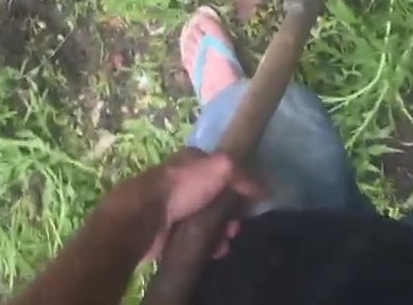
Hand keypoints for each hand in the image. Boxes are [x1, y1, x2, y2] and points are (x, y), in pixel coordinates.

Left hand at [103, 149, 264, 260]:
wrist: (146, 214)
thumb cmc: (184, 184)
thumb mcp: (220, 168)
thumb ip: (243, 174)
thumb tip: (266, 189)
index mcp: (194, 160)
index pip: (223, 170)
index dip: (238, 185)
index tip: (249, 203)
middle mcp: (185, 181)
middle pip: (217, 198)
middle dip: (231, 213)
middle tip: (236, 227)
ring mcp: (177, 206)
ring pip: (207, 220)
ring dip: (221, 231)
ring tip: (226, 241)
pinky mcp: (171, 231)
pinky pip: (195, 238)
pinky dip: (207, 245)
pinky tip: (215, 251)